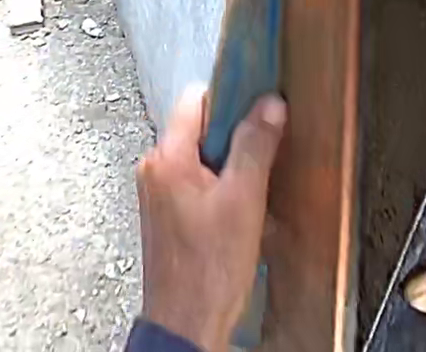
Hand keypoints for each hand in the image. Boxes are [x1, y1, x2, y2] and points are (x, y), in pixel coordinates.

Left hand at [137, 85, 287, 351]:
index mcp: (166, 157)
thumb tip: (270, 104)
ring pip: (201, 149)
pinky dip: (219, 178)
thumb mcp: (244, 198)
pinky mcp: (166, 209)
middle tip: (258, 152)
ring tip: (248, 184)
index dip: (230, 97)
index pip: (197, 97)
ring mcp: (158, 190)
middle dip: (233, 132)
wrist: (186, 328)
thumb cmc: (208, 271)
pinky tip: (237, 202)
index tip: (256, 105)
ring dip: (228, 158)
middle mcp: (155, 168)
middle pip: (201, 123)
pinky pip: (196, 173)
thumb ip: (256, 144)